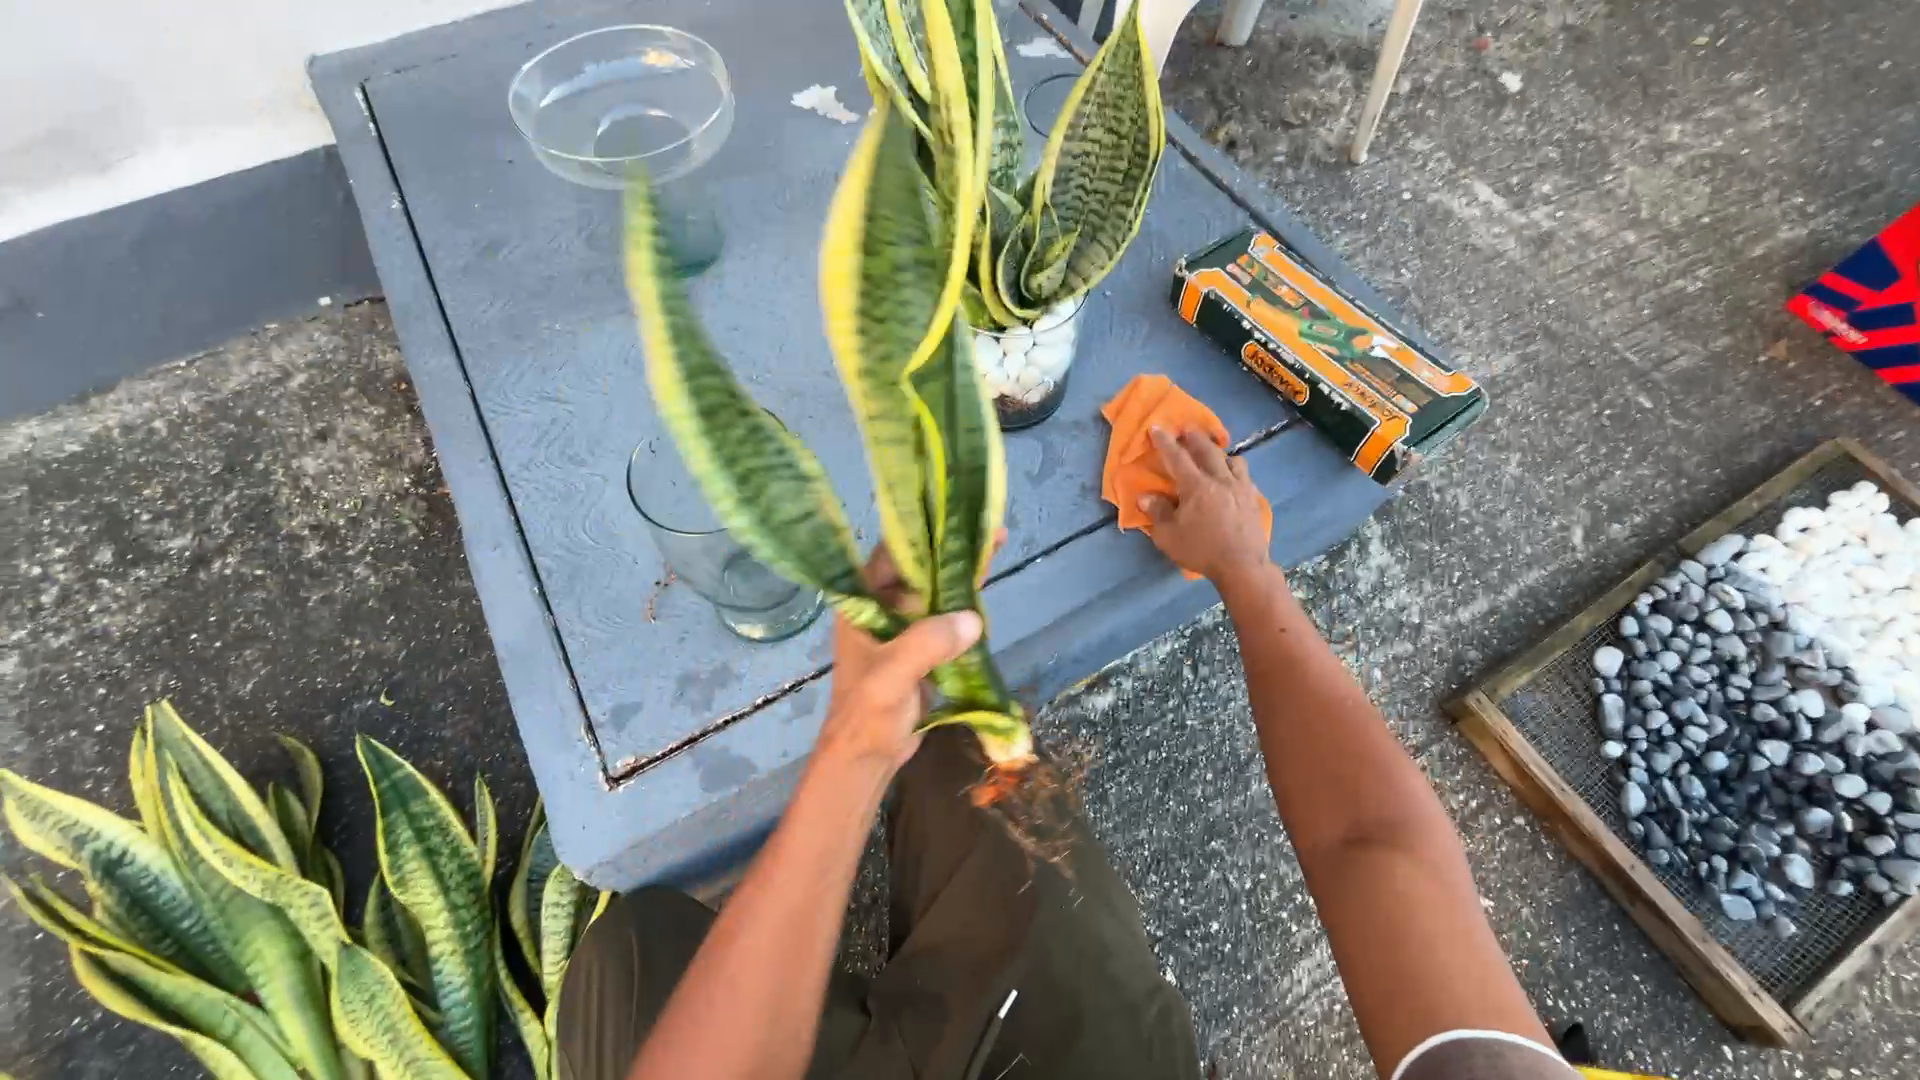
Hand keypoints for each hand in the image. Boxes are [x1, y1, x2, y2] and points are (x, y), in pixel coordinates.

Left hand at [813, 547, 983, 778]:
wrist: (867, 758)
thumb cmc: (867, 714)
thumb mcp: (891, 676)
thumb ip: (927, 644)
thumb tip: (973, 619)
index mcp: (861, 606)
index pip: (889, 556)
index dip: (920, 536)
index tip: (953, 520)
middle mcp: (880, 610)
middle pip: (918, 569)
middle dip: (950, 551)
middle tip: (989, 532)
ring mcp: (901, 629)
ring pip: (935, 592)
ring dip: (961, 575)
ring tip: (995, 548)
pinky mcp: (920, 649)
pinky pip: (945, 619)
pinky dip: (965, 606)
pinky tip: (986, 593)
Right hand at [1138, 427, 1273, 585]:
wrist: (1242, 565)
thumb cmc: (1201, 550)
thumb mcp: (1168, 536)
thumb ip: (1158, 512)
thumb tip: (1146, 496)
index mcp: (1196, 486)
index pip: (1176, 457)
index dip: (1165, 442)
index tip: (1157, 428)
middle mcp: (1220, 479)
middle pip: (1207, 450)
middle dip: (1195, 438)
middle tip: (1187, 429)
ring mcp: (1240, 488)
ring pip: (1232, 460)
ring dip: (1221, 453)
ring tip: (1216, 454)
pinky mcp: (1253, 499)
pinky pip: (1245, 477)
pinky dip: (1236, 472)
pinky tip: (1234, 479)